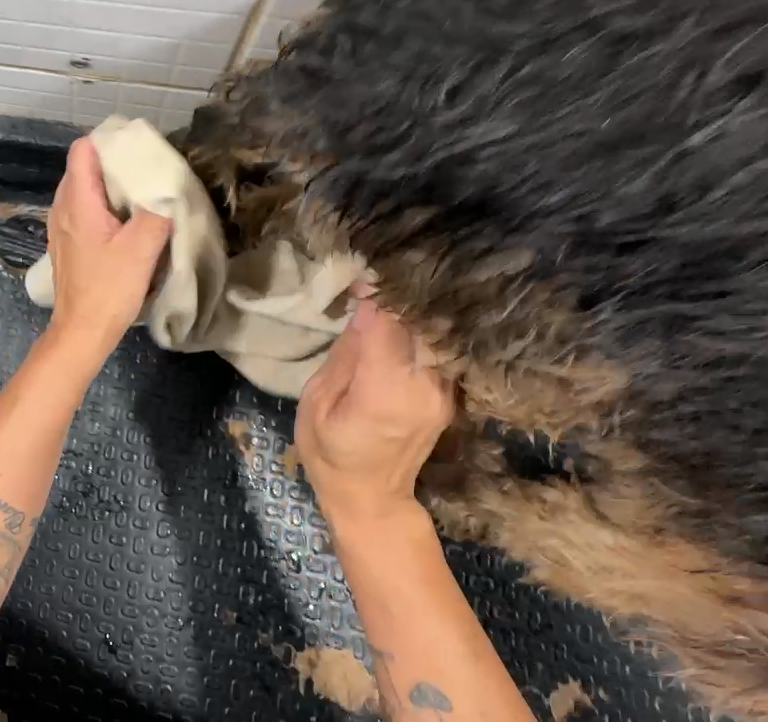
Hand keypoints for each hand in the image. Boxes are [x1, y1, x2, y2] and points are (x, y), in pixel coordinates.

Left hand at [42, 137, 171, 354]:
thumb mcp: (142, 248)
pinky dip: (102, 207)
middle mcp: (62, 208)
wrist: (81, 330)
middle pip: (83, 168)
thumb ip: (157, 213)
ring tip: (141, 193)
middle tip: (147, 168)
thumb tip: (167, 190)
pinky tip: (126, 221)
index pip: (82, 151)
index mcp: (77, 202)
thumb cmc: (109, 288)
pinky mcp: (66, 243)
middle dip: (113, 163)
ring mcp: (60, 227)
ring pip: (83, 191)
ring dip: (109, 187)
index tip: (136, 145)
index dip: (107, 141)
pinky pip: (82, 211)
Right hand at [295, 289, 454, 534]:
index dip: (378, 295)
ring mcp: (444, 394)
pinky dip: (427, 329)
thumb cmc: (328, 451)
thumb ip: (347, 354)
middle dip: (405, 296)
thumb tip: (364, 309)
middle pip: (423, 326)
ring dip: (420, 309)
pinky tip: (411, 314)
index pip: (389, 326)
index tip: (363, 272)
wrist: (371, 497)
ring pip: (439, 335)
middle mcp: (425, 389)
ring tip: (399, 285)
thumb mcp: (318, 401)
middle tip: (385, 269)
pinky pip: (441, 350)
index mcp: (385, 392)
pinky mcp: (449, 395)